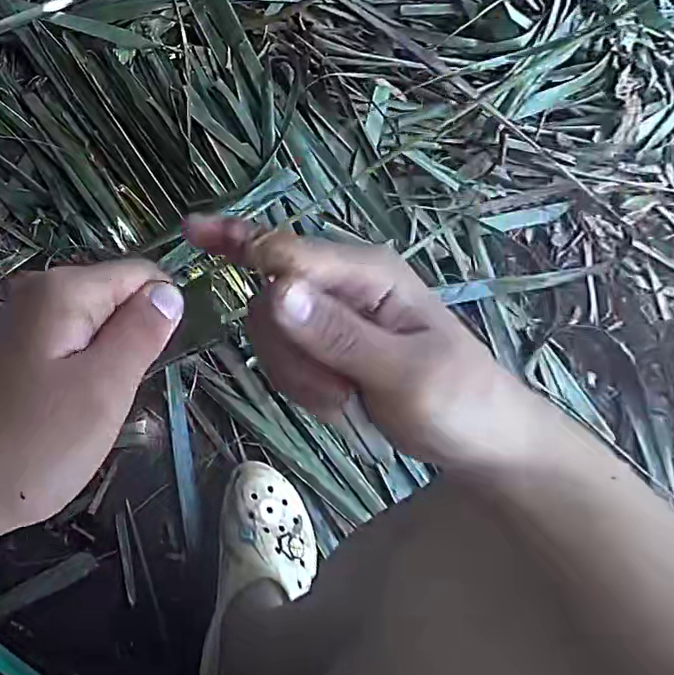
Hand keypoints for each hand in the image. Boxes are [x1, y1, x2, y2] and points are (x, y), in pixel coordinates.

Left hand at [0, 260, 182, 550]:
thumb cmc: (31, 444)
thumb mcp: (103, 389)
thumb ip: (141, 333)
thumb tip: (169, 290)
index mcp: (63, 289)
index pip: (140, 273)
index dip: (161, 313)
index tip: (155, 364)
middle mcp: (38, 291)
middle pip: (115, 298)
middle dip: (131, 341)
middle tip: (116, 394)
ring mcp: (20, 322)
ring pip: (93, 327)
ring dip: (106, 363)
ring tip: (91, 408)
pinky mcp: (11, 351)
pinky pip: (66, 347)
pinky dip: (79, 374)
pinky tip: (64, 412)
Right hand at [185, 214, 549, 473]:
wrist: (483, 444)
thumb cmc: (461, 403)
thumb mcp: (407, 376)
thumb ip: (338, 335)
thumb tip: (275, 292)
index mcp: (366, 272)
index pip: (288, 251)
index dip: (237, 239)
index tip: (190, 230)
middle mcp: (340, 281)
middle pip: (269, 297)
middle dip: (288, 351)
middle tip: (333, 393)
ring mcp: (329, 310)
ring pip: (269, 330)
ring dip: (297, 373)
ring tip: (345, 401)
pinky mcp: (321, 338)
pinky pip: (280, 354)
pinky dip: (300, 384)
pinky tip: (338, 401)